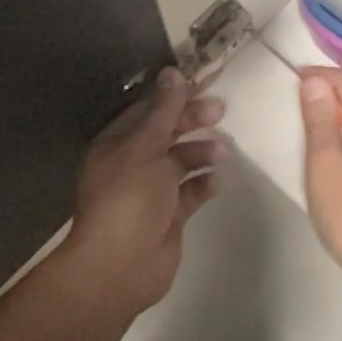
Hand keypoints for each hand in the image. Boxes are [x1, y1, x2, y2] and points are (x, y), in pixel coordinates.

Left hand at [60, 67, 225, 318]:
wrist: (120, 267)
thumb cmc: (128, 198)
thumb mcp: (145, 147)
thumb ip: (163, 111)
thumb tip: (172, 73)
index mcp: (118, 143)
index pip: (149, 109)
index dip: (176, 93)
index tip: (205, 80)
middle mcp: (133, 163)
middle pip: (167, 131)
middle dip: (192, 119)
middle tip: (220, 110)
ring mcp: (152, 191)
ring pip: (181, 160)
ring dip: (202, 151)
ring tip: (223, 150)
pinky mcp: (169, 215)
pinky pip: (191, 191)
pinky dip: (204, 183)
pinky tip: (217, 180)